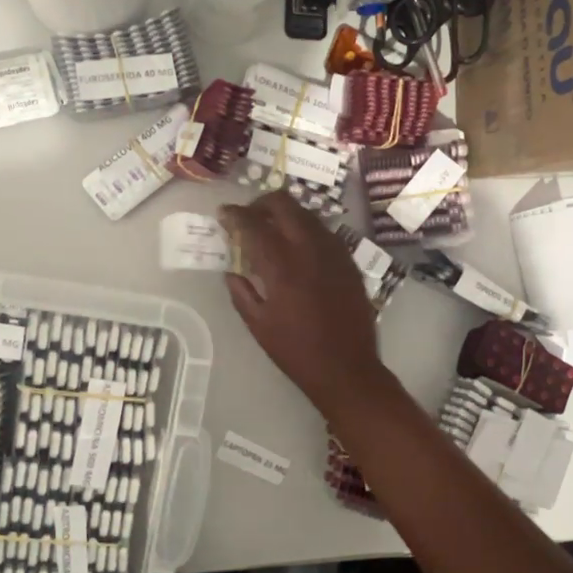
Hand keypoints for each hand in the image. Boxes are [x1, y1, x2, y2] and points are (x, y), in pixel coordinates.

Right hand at [220, 192, 391, 407]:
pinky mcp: (349, 261)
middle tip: (248, 217)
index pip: (254, 224)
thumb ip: (241, 293)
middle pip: (284, 204)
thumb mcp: (259, 325)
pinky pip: (324, 232)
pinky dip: (305, 230)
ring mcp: (334, 252)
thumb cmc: (297, 352)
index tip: (224, 214)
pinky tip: (298, 248)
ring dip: (285, 215)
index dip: (235, 215)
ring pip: (307, 214)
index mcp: (282, 265)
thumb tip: (231, 272)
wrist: (347, 368)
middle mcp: (309, 248)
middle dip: (261, 204)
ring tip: (271, 230)